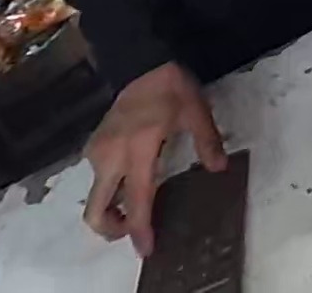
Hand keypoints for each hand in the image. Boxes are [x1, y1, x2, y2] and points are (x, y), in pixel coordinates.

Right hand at [84, 62, 226, 256]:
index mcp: (140, 146)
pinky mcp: (93, 144)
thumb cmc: (173, 87)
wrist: (144, 62)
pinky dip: (109, 186)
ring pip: (94, 195)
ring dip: (110, 207)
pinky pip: (96, 176)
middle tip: (135, 228)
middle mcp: (111, 154)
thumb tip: (219, 169)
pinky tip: (131, 177)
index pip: (136, 198)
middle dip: (112, 228)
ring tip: (137, 202)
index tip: (145, 249)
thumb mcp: (197, 110)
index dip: (140, 227)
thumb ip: (207, 141)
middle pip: (96, 209)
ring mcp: (97, 150)